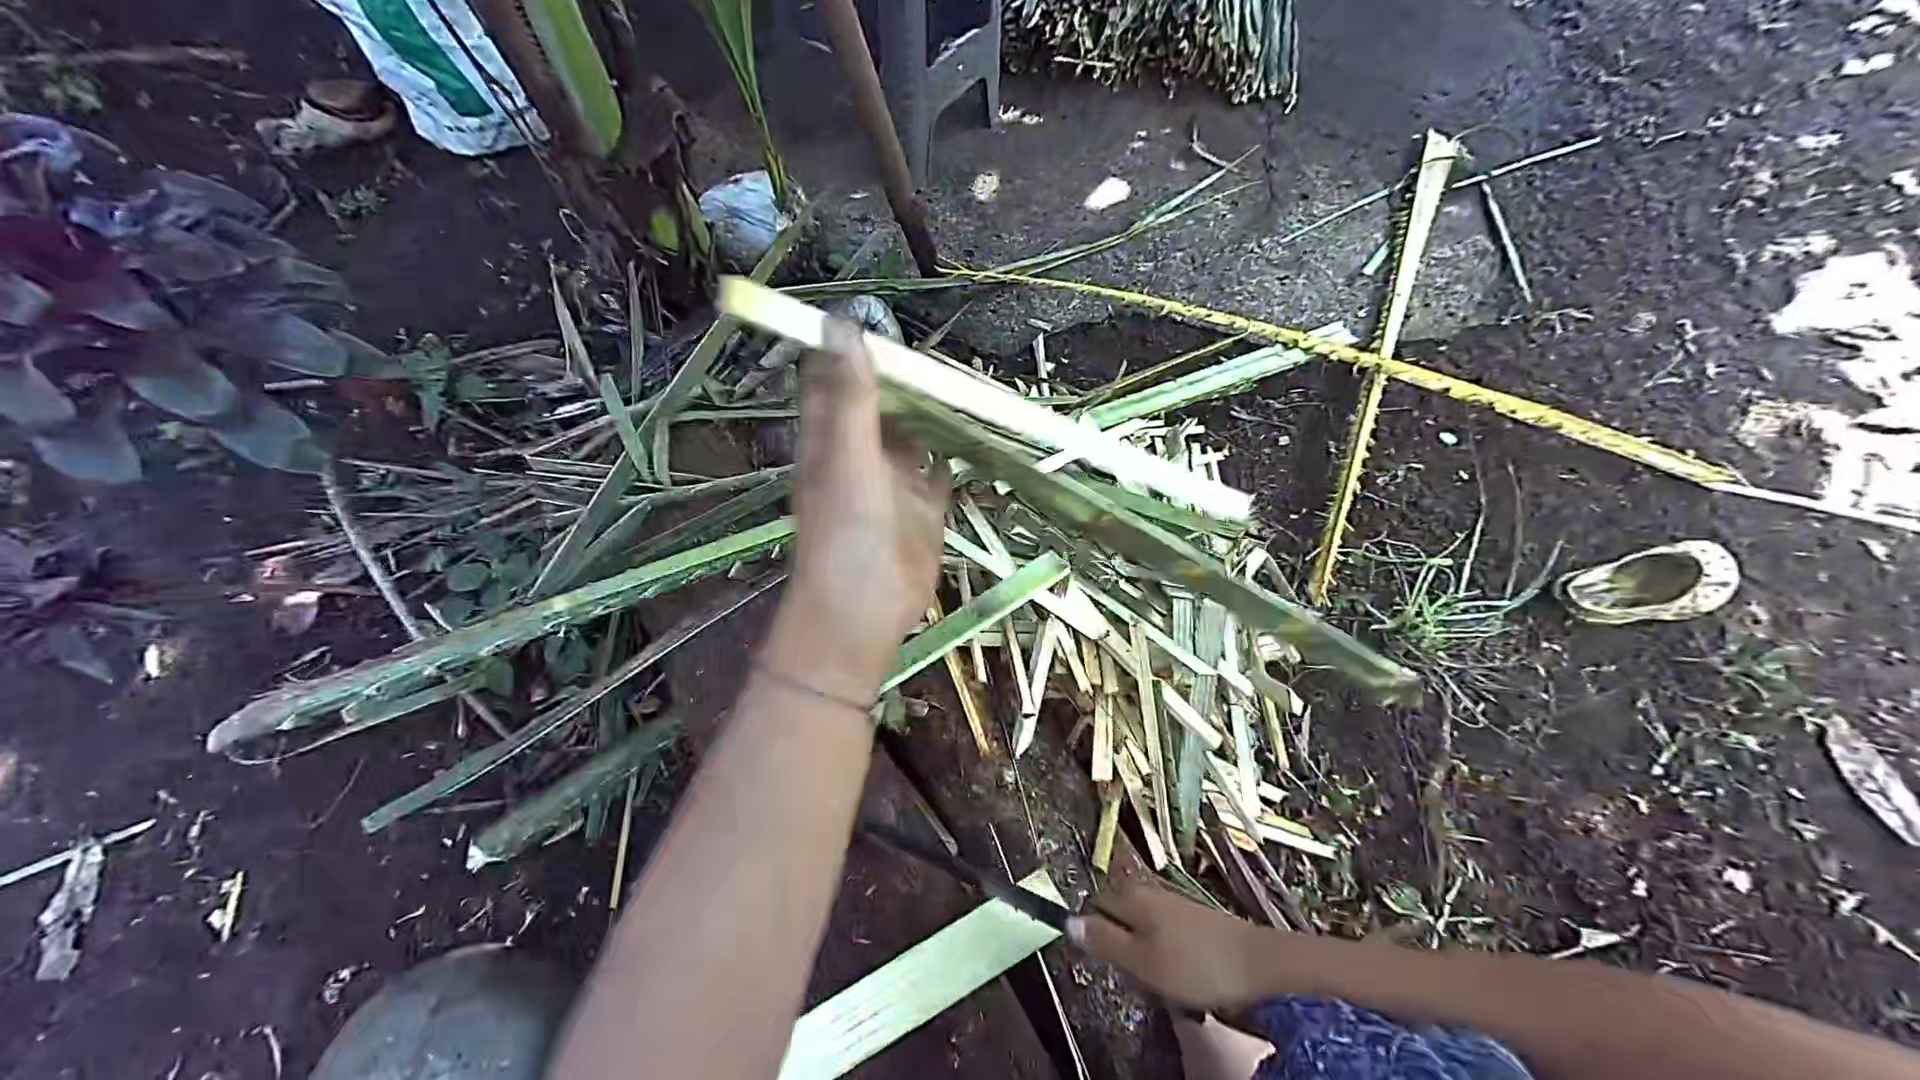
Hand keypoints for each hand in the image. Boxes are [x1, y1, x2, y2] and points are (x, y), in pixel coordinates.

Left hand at [761, 319, 949, 705]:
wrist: (866, 609)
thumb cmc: (846, 532)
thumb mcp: (848, 457)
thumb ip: (851, 396)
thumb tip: (843, 324)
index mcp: (829, 437)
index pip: (834, 380)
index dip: (851, 349)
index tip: (879, 319)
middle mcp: (860, 453)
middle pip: (882, 403)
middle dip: (906, 379)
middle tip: (941, 352)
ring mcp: (894, 481)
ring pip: (916, 434)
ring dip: (936, 412)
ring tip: (967, 382)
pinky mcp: (924, 507)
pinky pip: (942, 471)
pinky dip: (956, 452)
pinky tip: (978, 431)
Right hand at [1067, 883, 1280, 1009]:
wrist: (1260, 967)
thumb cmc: (1194, 965)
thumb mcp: (1141, 961)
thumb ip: (1103, 941)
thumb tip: (1068, 922)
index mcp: (1132, 896)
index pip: (1094, 904)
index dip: (1093, 932)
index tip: (1105, 962)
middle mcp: (1150, 891)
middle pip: (1118, 916)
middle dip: (1121, 946)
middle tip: (1134, 977)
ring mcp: (1174, 904)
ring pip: (1143, 929)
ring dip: (1145, 956)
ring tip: (1160, 983)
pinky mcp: (1194, 921)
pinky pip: (1165, 937)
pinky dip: (1167, 958)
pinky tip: (1182, 979)